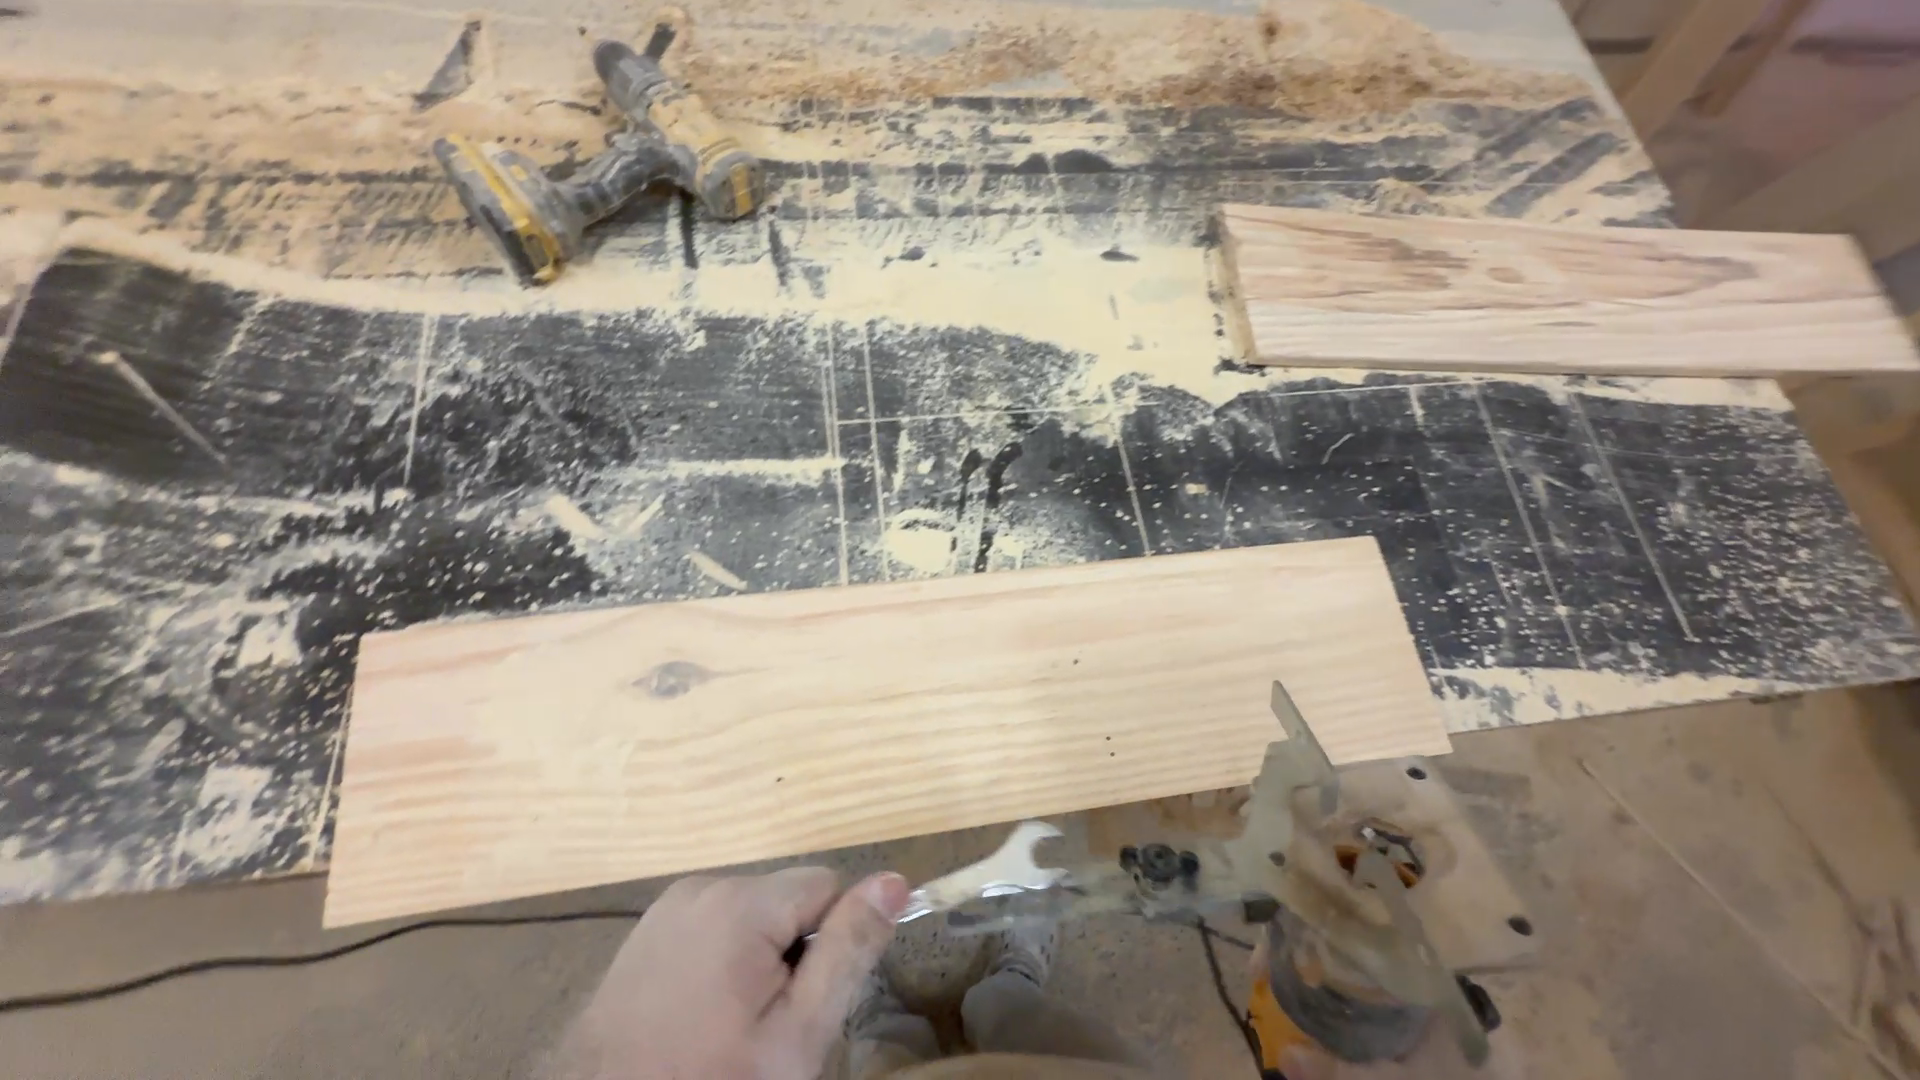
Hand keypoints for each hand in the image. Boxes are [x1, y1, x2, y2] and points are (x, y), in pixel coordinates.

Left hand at [549, 867, 911, 1079]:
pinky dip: (725, 957)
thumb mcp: (797, 1032)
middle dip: (796, 949)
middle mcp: (705, 885)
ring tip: (733, 1023)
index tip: (808, 1001)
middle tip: (770, 1024)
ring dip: (762, 955)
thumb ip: (848, 950)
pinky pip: (715, 924)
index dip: (833, 942)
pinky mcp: (649, 927)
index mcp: (743, 901)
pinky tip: (702, 1012)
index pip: (828, 885)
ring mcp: (670, 905)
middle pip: (789, 898)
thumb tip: (895, 880)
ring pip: (754, 912)